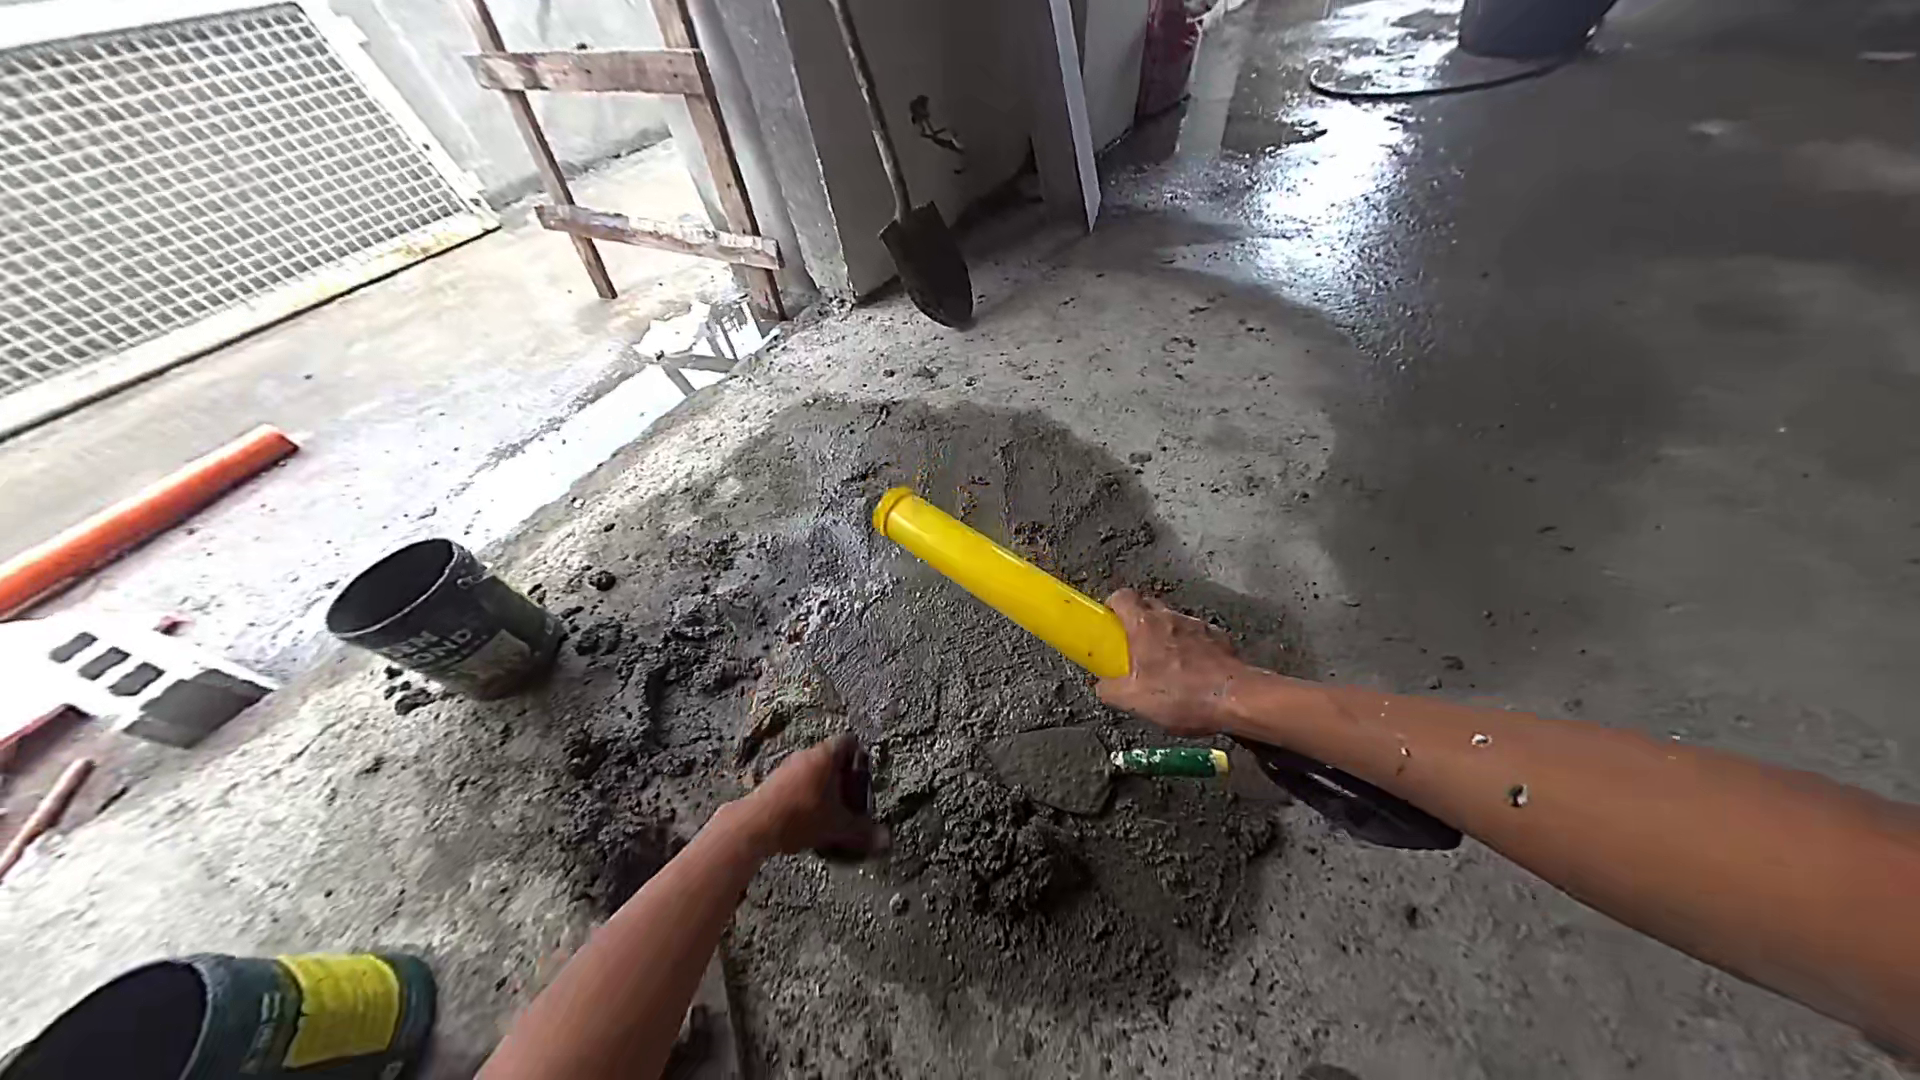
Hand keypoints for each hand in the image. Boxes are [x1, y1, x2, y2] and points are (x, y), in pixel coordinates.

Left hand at [730, 735, 887, 857]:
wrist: (755, 826)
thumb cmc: (802, 816)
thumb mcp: (838, 826)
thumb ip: (863, 831)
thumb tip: (886, 840)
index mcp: (826, 755)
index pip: (849, 742)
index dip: (859, 757)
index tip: (864, 775)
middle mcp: (807, 754)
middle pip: (830, 756)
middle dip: (841, 776)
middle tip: (849, 797)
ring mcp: (786, 766)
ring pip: (811, 769)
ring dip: (820, 785)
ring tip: (827, 810)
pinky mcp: (771, 781)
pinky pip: (794, 782)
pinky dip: (803, 794)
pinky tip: (804, 817)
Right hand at [1096, 589, 1249, 735]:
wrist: (1236, 699)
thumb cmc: (1181, 695)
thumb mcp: (1133, 700)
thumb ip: (1109, 690)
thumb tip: (1101, 687)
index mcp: (1143, 625)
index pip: (1121, 596)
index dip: (1112, 606)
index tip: (1110, 624)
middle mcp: (1170, 617)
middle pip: (1148, 606)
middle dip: (1138, 622)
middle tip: (1135, 649)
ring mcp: (1198, 626)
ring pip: (1174, 622)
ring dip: (1167, 637)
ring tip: (1167, 667)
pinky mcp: (1220, 639)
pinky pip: (1198, 637)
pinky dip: (1192, 649)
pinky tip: (1193, 672)